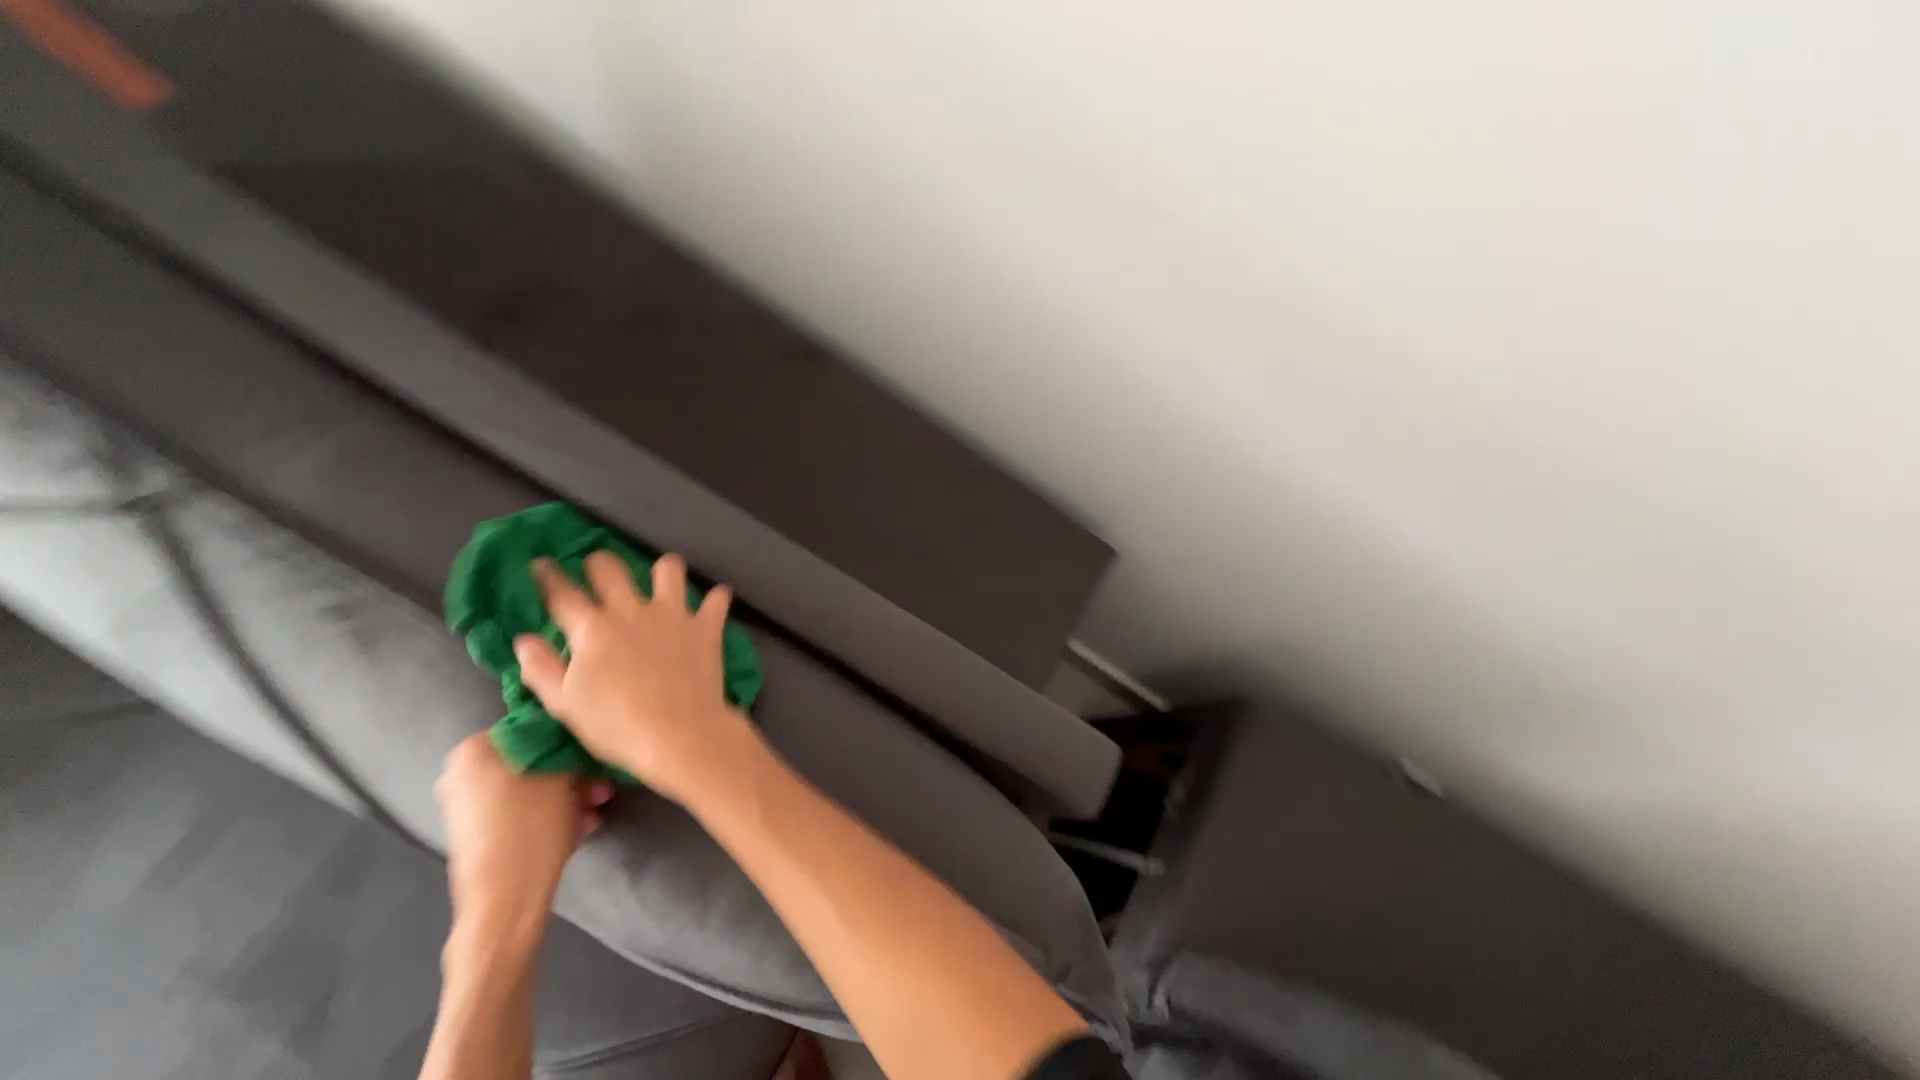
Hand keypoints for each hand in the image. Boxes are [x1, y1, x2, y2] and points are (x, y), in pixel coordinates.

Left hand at [434, 734, 611, 932]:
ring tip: (596, 812)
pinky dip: (548, 816)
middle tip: (602, 789)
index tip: (596, 758)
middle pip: (532, 761)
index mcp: (474, 749)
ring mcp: (466, 806)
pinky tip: (580, 828)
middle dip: (572, 775)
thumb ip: (566, 747)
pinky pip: (520, 813)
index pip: (533, 727)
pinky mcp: (477, 834)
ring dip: (567, 797)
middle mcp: (462, 772)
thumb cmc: (531, 827)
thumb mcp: (562, 776)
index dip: (571, 742)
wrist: (504, 900)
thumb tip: (573, 740)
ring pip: (529, 789)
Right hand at [513, 552, 765, 806]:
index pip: (562, 594)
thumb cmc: (617, 725)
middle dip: (599, 562)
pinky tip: (716, 600)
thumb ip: (541, 668)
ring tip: (661, 579)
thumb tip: (524, 640)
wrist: (682, 733)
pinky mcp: (706, 627)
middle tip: (596, 567)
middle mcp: (631, 611)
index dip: (548, 577)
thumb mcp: (566, 704)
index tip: (540, 564)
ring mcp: (673, 615)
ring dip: (663, 570)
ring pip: (668, 569)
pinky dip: (717, 599)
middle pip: (610, 569)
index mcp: (593, 628)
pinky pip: (717, 600)